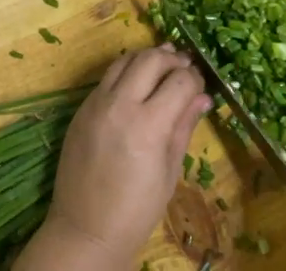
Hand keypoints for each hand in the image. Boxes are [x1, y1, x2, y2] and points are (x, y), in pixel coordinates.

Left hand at [14, 45, 209, 270]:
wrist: (86, 228)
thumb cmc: (136, 209)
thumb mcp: (169, 171)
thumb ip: (184, 126)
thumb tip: (204, 97)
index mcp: (148, 125)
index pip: (179, 81)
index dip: (195, 79)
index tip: (201, 86)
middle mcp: (120, 104)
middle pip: (151, 59)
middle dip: (173, 59)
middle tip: (185, 67)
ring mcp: (97, 102)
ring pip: (126, 59)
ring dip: (148, 57)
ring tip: (164, 65)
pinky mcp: (81, 106)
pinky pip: (107, 76)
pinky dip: (127, 71)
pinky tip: (138, 82)